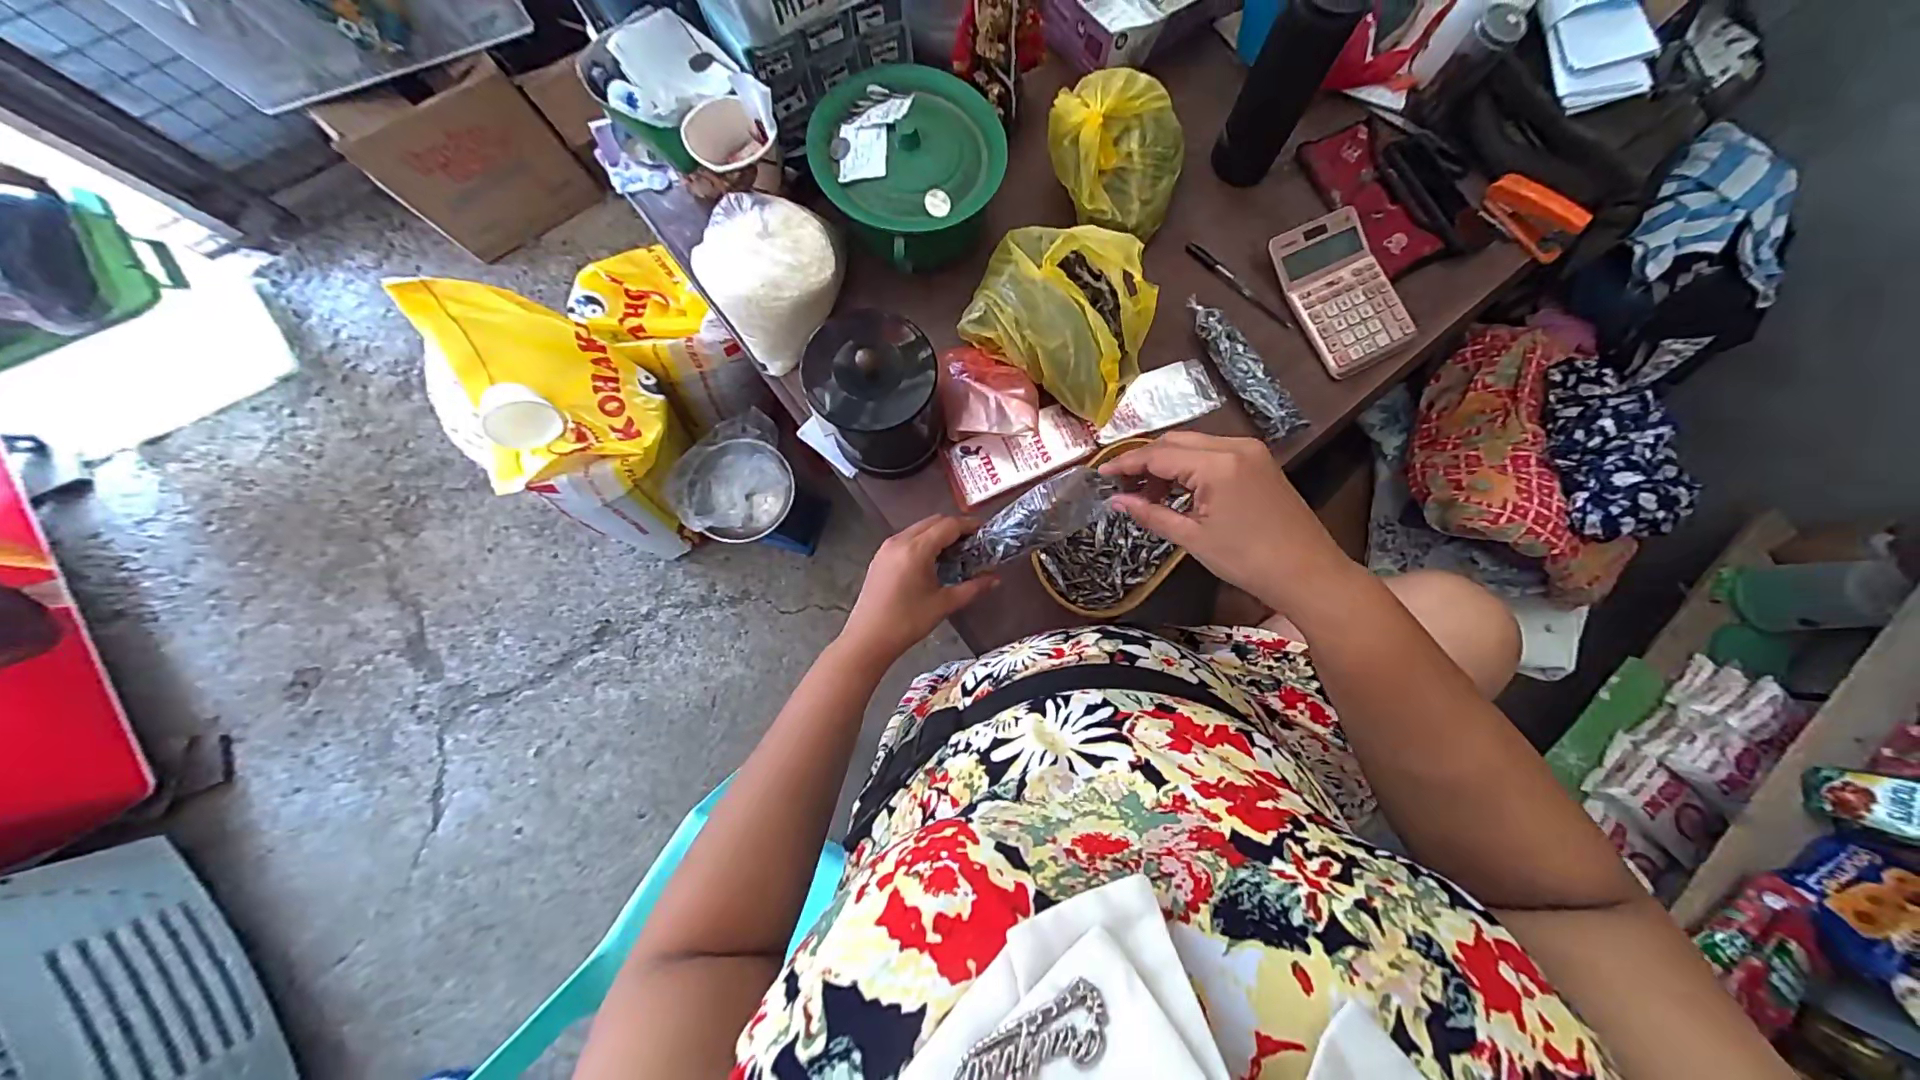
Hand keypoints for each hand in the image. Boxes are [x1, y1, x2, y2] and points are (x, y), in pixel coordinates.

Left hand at [840, 515, 999, 662]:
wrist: (868, 639)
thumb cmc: (907, 622)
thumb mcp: (944, 604)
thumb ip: (972, 588)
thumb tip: (995, 579)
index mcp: (916, 549)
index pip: (948, 525)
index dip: (969, 525)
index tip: (985, 531)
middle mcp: (899, 541)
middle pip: (933, 522)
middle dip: (955, 528)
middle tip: (973, 544)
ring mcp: (886, 548)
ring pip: (919, 529)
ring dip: (938, 534)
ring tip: (955, 552)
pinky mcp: (880, 557)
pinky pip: (906, 539)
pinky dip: (923, 542)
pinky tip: (932, 561)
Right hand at [1100, 432, 1356, 614]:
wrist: (1308, 573)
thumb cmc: (1248, 560)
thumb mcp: (1192, 538)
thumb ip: (1150, 513)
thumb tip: (1116, 501)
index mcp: (1217, 464)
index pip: (1159, 454)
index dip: (1126, 463)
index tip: (1101, 473)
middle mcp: (1234, 447)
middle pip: (1175, 441)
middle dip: (1145, 461)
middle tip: (1122, 486)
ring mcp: (1250, 452)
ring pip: (1194, 445)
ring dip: (1167, 463)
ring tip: (1148, 494)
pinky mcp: (1259, 462)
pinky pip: (1213, 453)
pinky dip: (1190, 467)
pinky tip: (1177, 492)